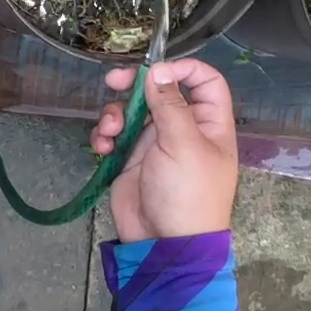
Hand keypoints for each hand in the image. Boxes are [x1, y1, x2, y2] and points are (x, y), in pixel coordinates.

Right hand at [90, 58, 237, 241]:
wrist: (162, 241)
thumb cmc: (185, 193)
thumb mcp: (182, 144)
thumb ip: (170, 105)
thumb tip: (158, 71)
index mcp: (208, 123)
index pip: (204, 81)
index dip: (182, 69)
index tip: (154, 70)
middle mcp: (182, 128)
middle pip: (158, 91)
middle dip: (133, 86)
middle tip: (112, 81)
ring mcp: (154, 142)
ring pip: (130, 111)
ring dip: (113, 115)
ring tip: (109, 133)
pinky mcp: (130, 158)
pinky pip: (114, 135)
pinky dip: (104, 137)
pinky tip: (102, 149)